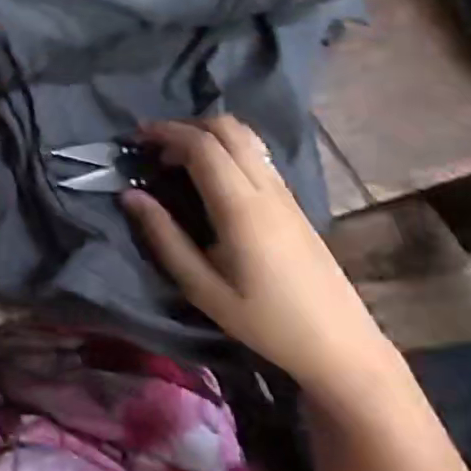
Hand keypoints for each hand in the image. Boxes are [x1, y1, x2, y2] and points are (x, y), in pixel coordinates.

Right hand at [123, 118, 397, 400]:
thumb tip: (130, 195)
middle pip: (226, 128)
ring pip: (245, 136)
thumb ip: (164, 237)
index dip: (166, 132)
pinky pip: (256, 153)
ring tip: (178, 156)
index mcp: (241, 207)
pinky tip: (210, 173)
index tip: (136, 139)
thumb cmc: (266, 322)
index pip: (202, 145)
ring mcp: (284, 192)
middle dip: (185, 125)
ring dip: (207, 132)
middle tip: (154, 144)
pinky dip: (225, 146)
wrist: (341, 346)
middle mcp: (265, 188)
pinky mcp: (292, 201)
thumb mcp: (203, 289)